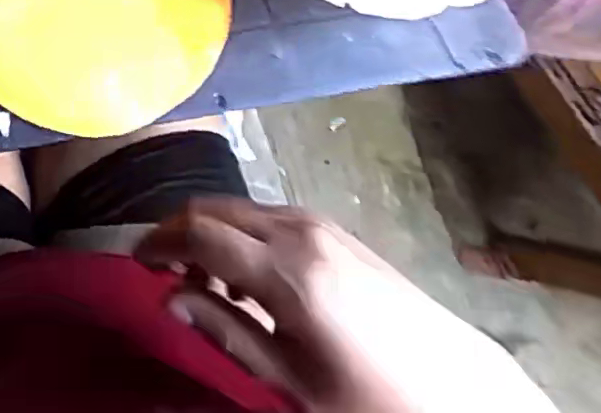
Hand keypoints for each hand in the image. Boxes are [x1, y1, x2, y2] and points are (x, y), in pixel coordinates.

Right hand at [137, 197, 554, 412]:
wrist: (463, 390)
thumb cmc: (371, 399)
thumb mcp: (293, 384)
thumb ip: (225, 332)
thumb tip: (169, 299)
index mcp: (286, 270)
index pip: (198, 231)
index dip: (159, 241)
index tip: (137, 262)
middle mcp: (297, 229)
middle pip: (214, 206)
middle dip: (179, 230)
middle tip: (165, 272)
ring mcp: (317, 222)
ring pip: (238, 207)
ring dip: (210, 231)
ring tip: (208, 282)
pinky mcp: (332, 226)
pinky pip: (266, 214)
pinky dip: (240, 232)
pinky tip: (251, 276)